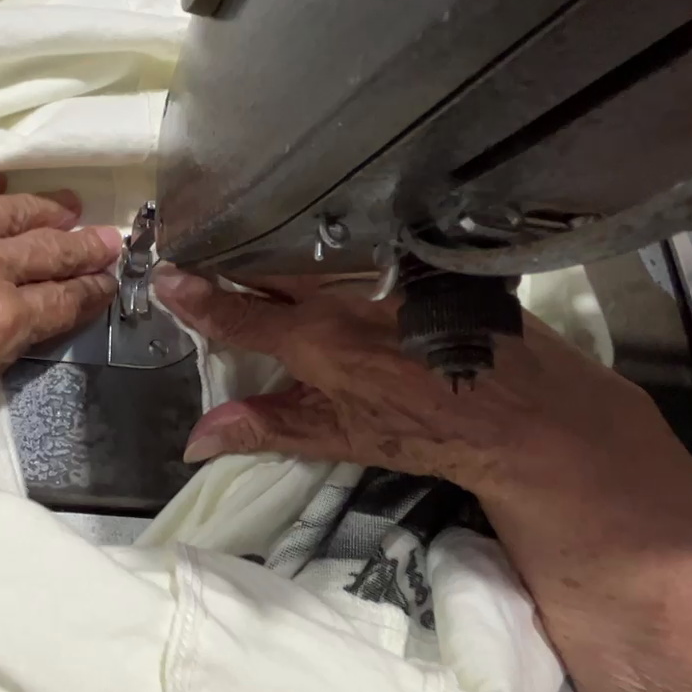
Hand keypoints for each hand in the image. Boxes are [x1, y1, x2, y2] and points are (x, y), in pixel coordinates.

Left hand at [0, 174, 121, 453]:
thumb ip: (1, 348)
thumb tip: (25, 321)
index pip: (64, 299)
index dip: (93, 292)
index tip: (109, 283)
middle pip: (50, 247)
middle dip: (87, 246)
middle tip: (110, 239)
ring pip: (10, 208)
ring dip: (46, 209)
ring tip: (68, 206)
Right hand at [150, 265, 684, 502]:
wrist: (527, 410)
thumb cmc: (426, 429)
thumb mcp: (338, 437)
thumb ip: (263, 429)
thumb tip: (195, 441)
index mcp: (317, 340)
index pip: (239, 317)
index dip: (197, 300)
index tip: (165, 278)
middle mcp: (344, 297)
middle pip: (269, 271)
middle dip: (231, 266)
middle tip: (201, 261)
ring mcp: (382, 275)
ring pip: (310, 256)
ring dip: (274, 257)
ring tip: (250, 258)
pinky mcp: (414, 265)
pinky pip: (351, 249)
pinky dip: (322, 252)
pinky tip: (317, 256)